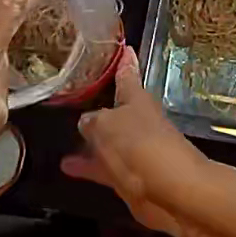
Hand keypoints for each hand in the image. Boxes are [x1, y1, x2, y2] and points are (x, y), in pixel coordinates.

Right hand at [62, 49, 214, 236]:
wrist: (172, 191)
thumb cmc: (140, 145)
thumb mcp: (106, 125)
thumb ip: (92, 121)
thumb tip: (87, 122)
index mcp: (136, 99)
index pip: (127, 73)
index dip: (123, 60)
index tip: (122, 46)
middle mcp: (136, 120)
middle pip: (114, 107)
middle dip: (97, 101)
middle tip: (74, 91)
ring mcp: (134, 149)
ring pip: (106, 138)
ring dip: (88, 137)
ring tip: (62, 132)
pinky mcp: (130, 176)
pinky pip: (103, 166)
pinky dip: (87, 165)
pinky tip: (66, 165)